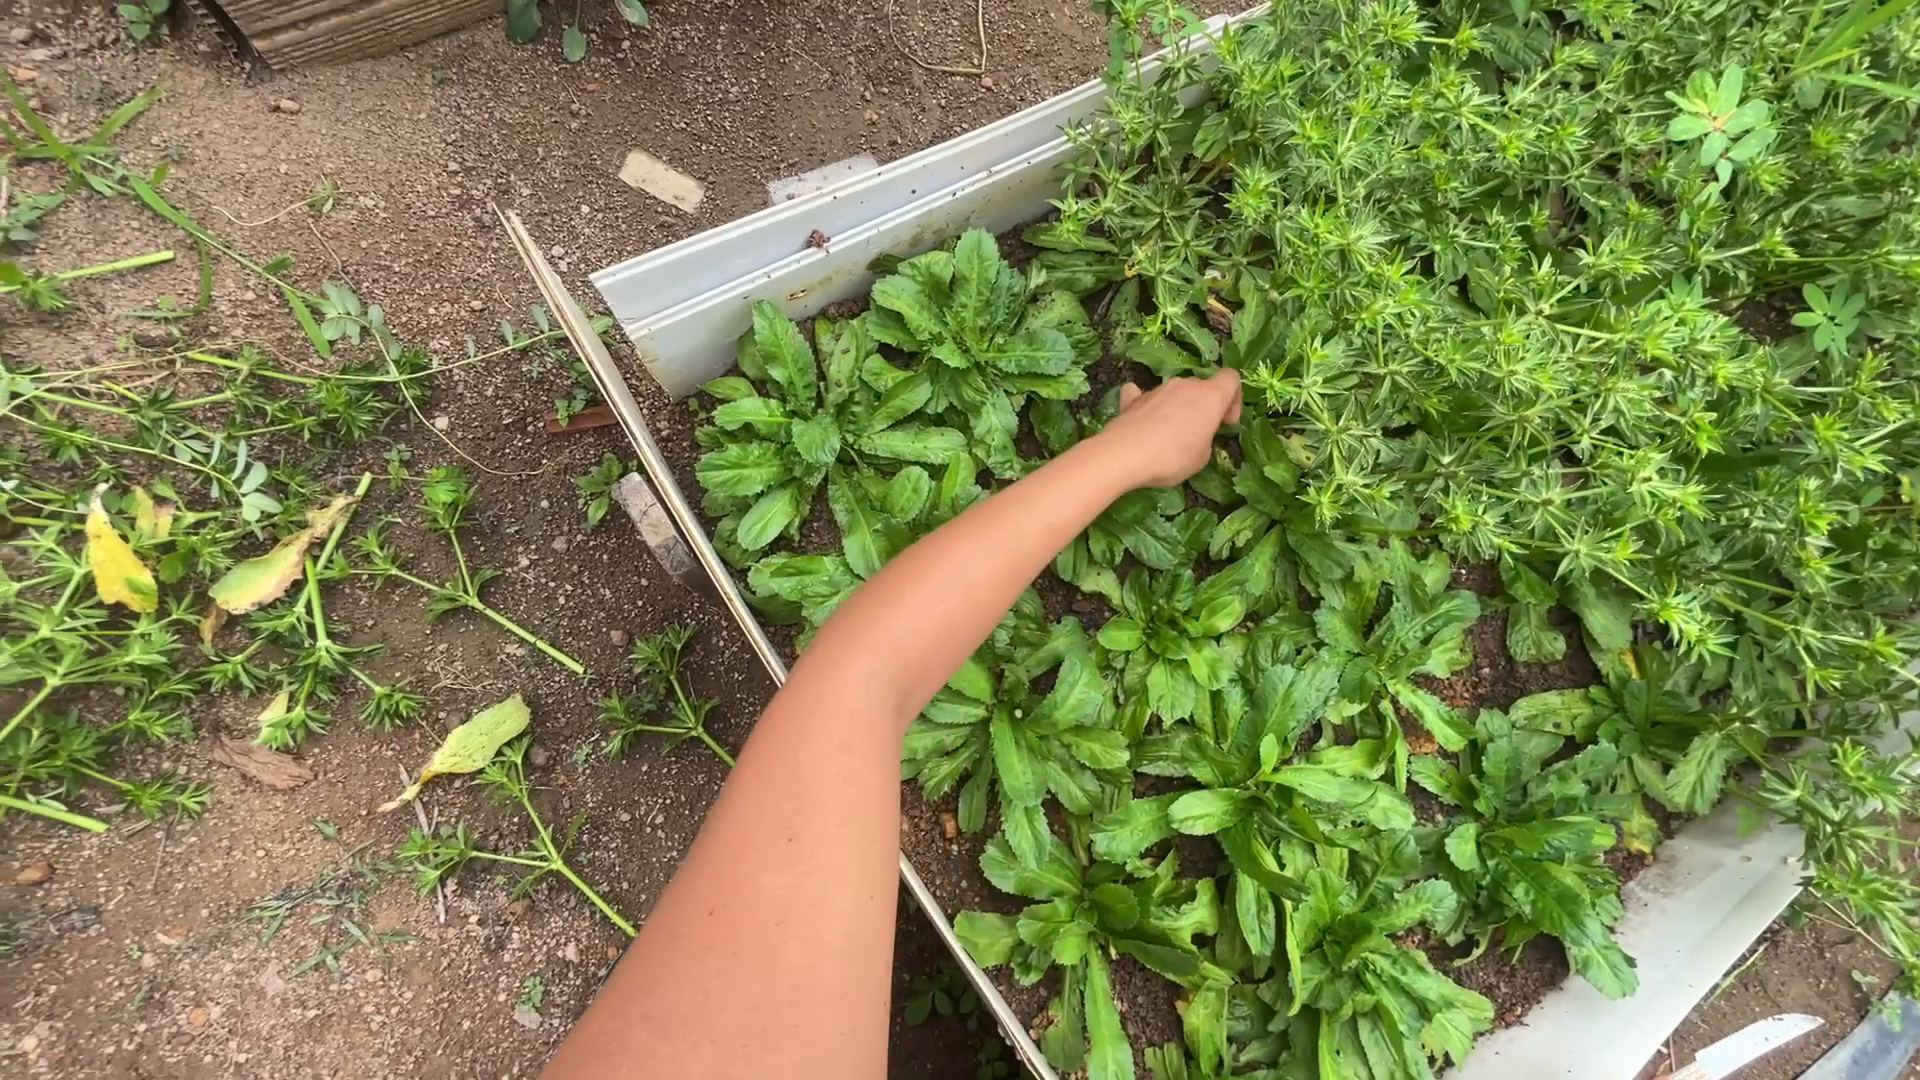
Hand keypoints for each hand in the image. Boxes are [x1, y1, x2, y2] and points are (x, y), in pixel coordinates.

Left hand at [1089, 369, 1242, 489]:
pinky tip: (1141, 418)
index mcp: (1209, 396)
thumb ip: (1205, 439)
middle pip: (1201, 387)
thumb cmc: (1172, 457)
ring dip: (1176, 408)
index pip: (1231, 378)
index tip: (1225, 422)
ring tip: (1168, 436)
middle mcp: (1184, 385)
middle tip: (1197, 434)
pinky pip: (1142, 394)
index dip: (1233, 399)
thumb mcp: (1201, 458)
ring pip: (1174, 392)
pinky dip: (1145, 404)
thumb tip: (1194, 434)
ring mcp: (1156, 389)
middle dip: (1203, 407)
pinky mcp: (1132, 399)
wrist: (1124, 455)